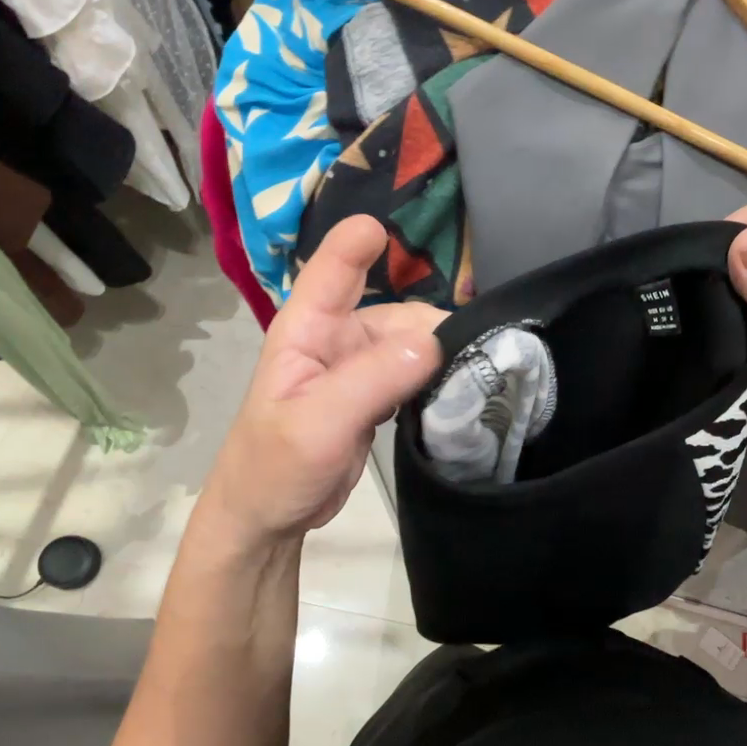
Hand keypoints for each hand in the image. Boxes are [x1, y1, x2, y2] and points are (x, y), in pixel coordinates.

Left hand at [203, 216, 445, 542]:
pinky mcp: (377, 396)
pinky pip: (416, 374)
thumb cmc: (275, 467)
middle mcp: (337, 339)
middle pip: (398, 314)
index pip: (332, 271)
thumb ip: (371, 380)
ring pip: (415, 346)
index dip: (358, 244)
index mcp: (307, 330)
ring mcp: (359, 369)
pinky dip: (438, 381)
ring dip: (443, 359)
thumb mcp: (318, 425)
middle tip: (475, 361)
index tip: (388, 228)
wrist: (269, 517)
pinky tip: (459, 396)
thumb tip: (433, 341)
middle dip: (435, 329)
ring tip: (477, 380)